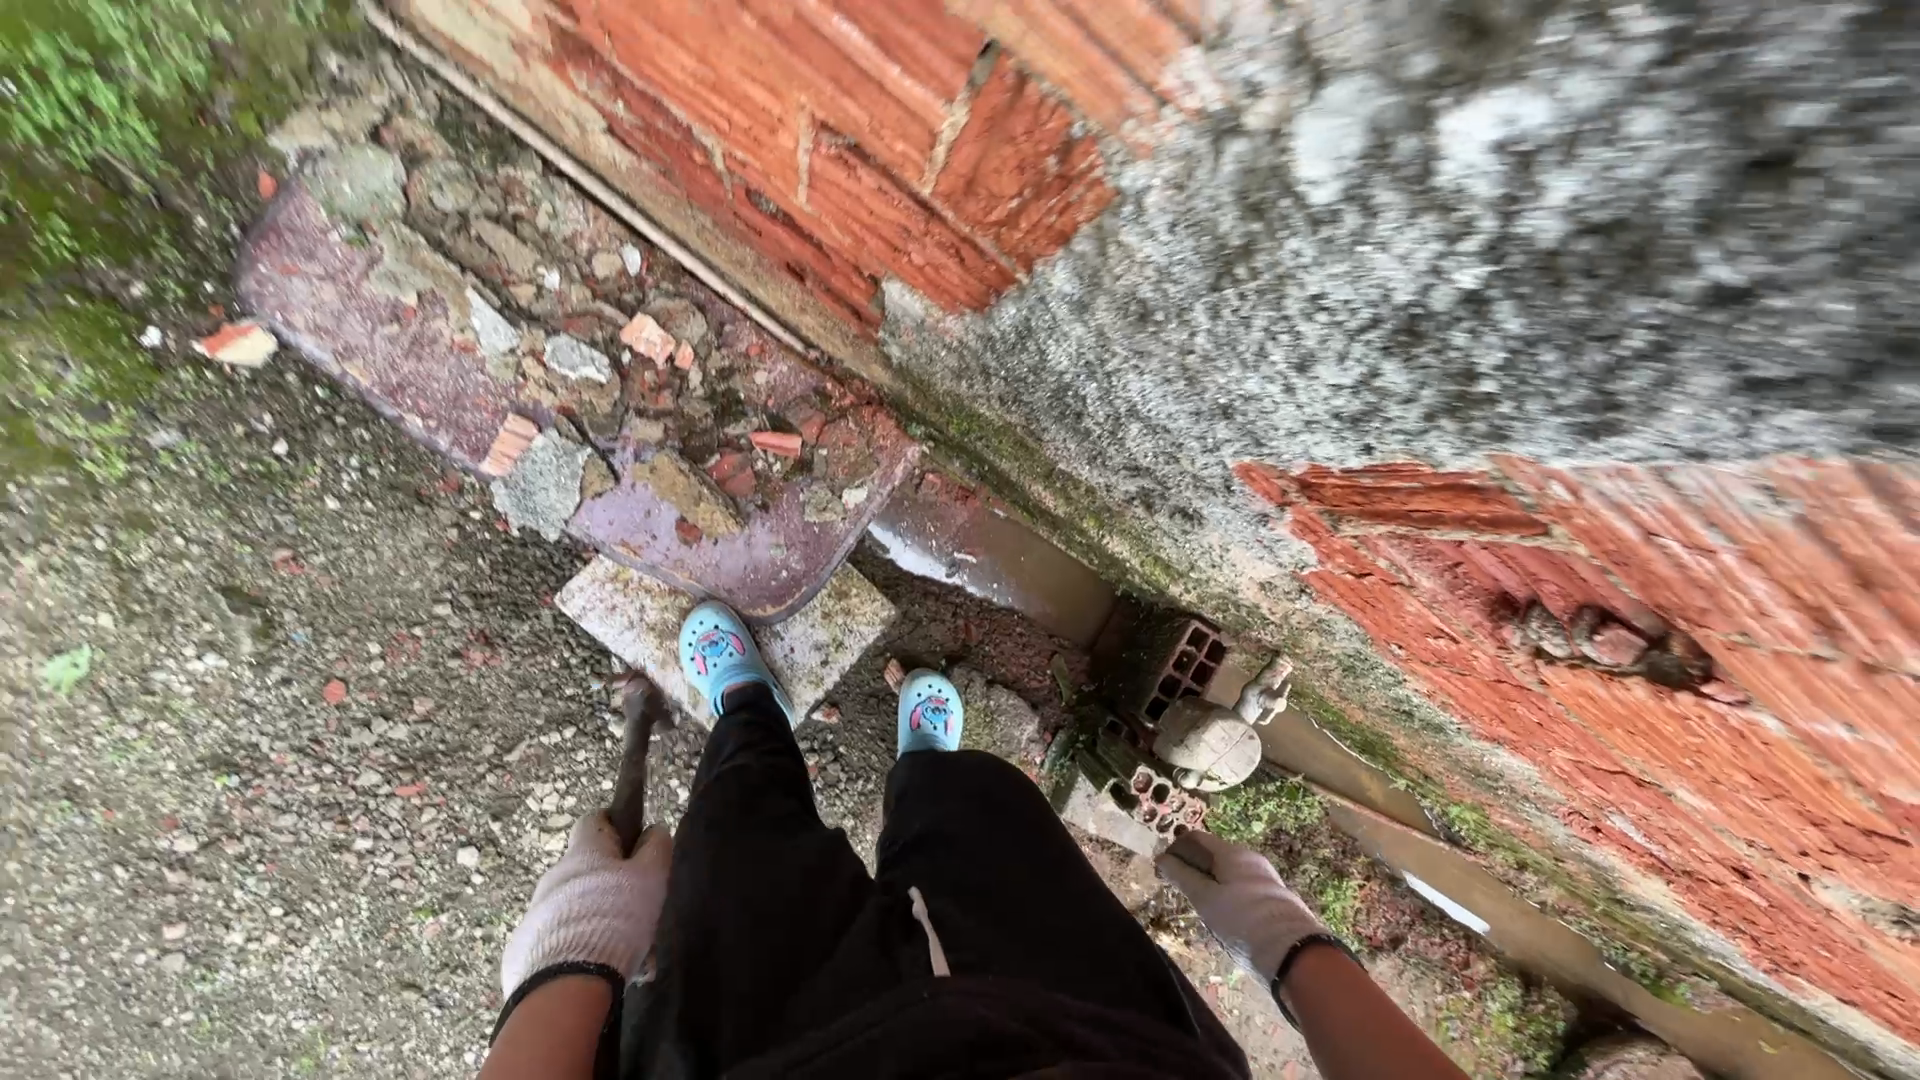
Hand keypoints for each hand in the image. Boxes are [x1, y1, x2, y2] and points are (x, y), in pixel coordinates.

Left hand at [500, 813, 672, 998]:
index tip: (633, 844)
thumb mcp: (650, 876)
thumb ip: (656, 848)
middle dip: (613, 884)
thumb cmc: (615, 915)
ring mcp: (537, 913)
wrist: (566, 983)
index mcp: (584, 852)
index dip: (614, 825)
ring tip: (629, 950)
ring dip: (601, 919)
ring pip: (578, 906)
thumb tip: (654, 830)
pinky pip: (562, 937)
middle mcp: (555, 875)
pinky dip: (582, 946)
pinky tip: (603, 968)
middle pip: (588, 869)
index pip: (593, 820)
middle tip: (639, 908)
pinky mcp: (526, 948)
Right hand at [1155, 830, 1326, 980]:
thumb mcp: (1206, 899)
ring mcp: (1265, 880)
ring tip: (1198, 906)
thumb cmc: (1243, 920)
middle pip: (1213, 855)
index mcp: (1232, 853)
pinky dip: (1225, 896)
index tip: (1162, 869)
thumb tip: (1161, 859)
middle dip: (1192, 867)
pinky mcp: (1274, 901)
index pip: (1196, 838)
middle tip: (1177, 889)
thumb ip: (1182, 877)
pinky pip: (1241, 889)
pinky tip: (1222, 918)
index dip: (1176, 849)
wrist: (1295, 955)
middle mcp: (1250, 860)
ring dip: (1209, 884)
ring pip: (1228, 874)